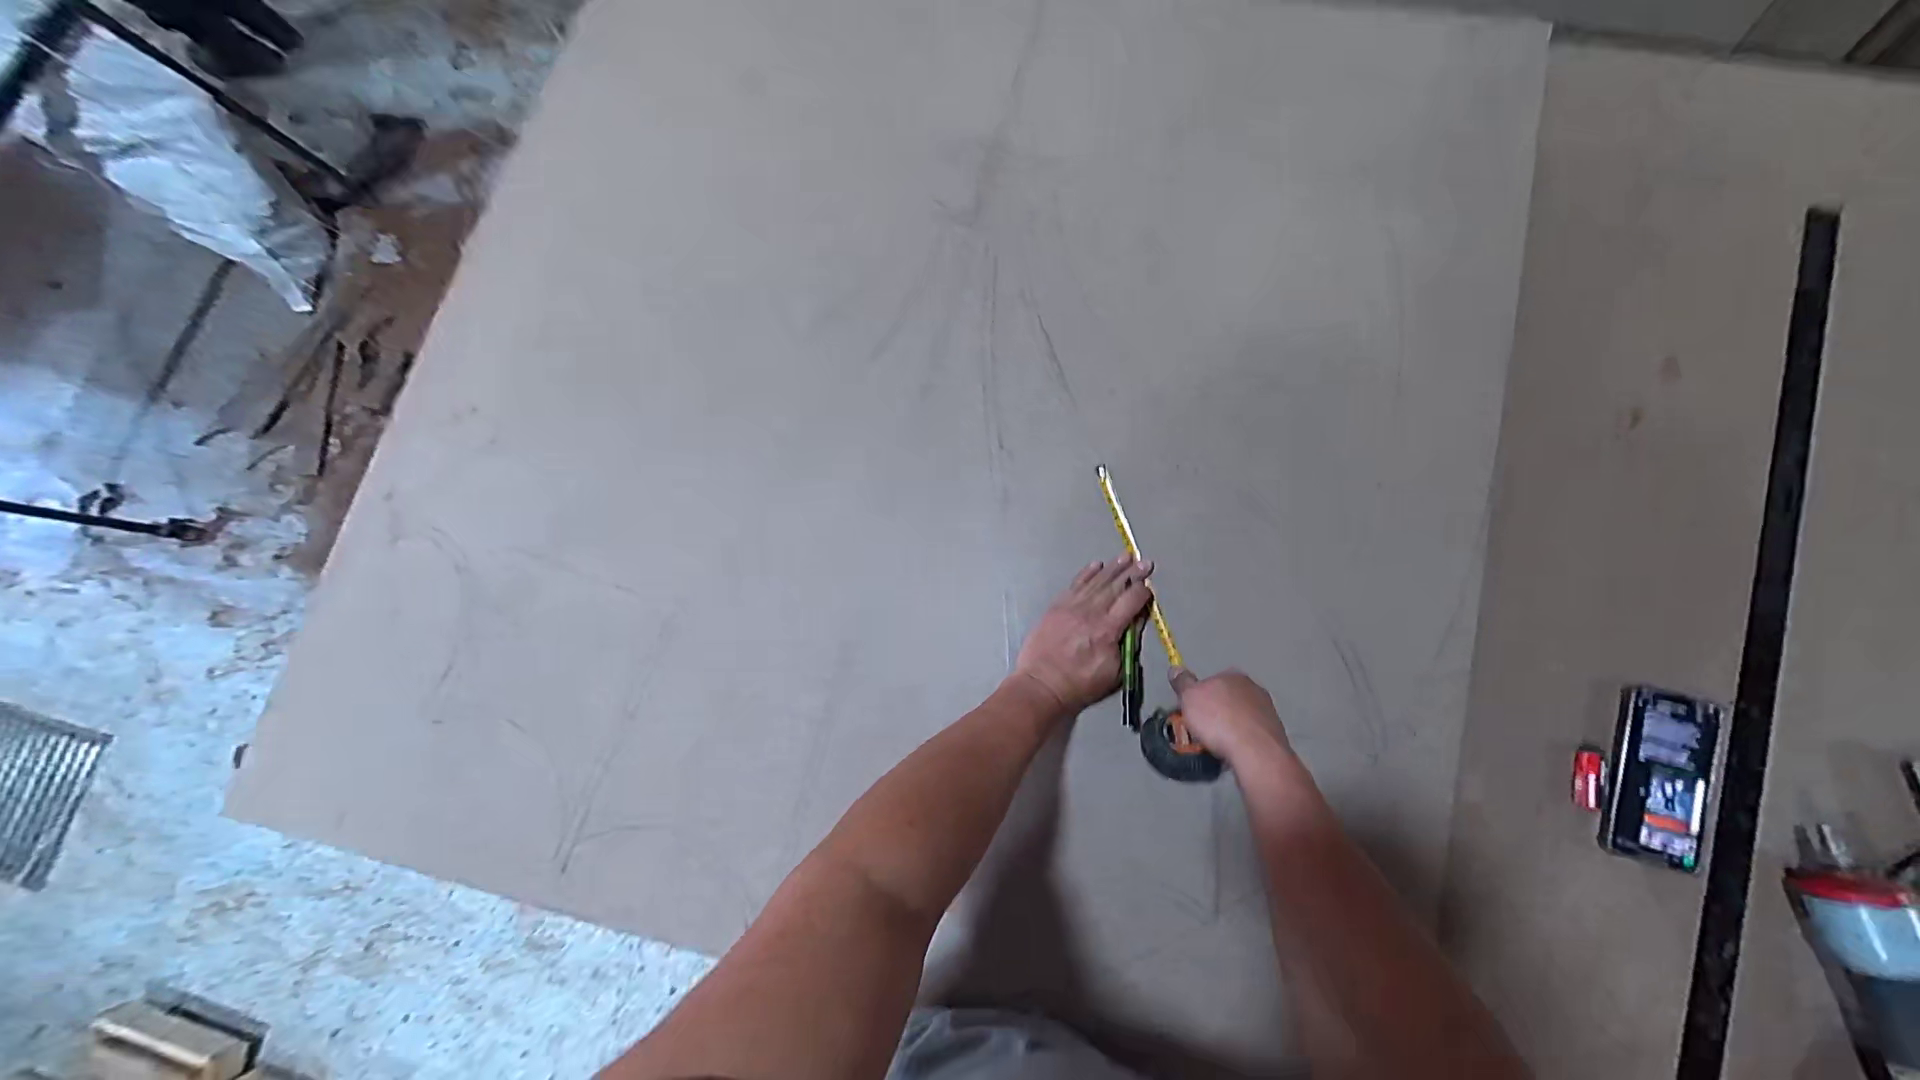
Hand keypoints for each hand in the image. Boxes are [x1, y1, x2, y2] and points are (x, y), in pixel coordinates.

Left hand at [1012, 556, 1154, 713]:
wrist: (1041, 685)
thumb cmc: (1080, 685)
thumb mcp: (1115, 672)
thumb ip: (1128, 644)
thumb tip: (1137, 620)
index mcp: (1107, 630)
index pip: (1131, 602)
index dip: (1143, 593)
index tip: (1149, 588)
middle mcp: (1090, 613)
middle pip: (1115, 587)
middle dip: (1132, 573)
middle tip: (1144, 561)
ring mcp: (1071, 607)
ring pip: (1096, 582)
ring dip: (1112, 568)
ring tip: (1125, 556)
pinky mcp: (1056, 607)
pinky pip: (1075, 584)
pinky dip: (1087, 574)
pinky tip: (1097, 565)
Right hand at [1170, 668, 1290, 765]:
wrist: (1255, 752)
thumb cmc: (1218, 720)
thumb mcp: (1189, 698)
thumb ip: (1182, 682)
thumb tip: (1175, 668)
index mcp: (1234, 675)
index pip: (1213, 680)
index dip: (1201, 695)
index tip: (1194, 710)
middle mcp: (1254, 688)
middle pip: (1229, 697)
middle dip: (1218, 710)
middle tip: (1204, 727)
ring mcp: (1269, 710)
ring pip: (1242, 715)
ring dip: (1232, 725)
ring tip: (1219, 743)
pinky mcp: (1276, 732)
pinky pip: (1252, 732)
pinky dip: (1243, 739)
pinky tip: (1235, 750)